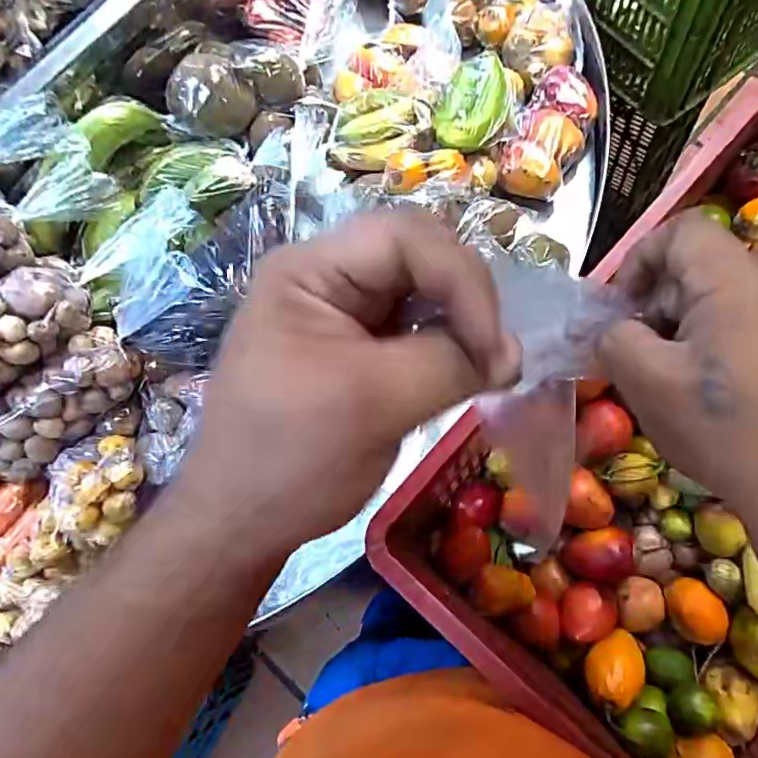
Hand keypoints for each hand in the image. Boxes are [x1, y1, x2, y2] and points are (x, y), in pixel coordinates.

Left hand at [166, 212, 518, 560]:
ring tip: (486, 367)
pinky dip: (450, 345)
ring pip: (425, 291)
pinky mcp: (361, 348)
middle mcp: (326, 279)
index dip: (460, 279)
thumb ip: (448, 366)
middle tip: (494, 356)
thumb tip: (513, 354)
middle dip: (466, 298)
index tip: (491, 346)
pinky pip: (418, 328)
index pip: (404, 238)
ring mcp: (344, 313)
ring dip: (463, 322)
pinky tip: (466, 372)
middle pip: (419, 255)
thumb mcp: (371, 405)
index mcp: (308, 272)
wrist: (244, 520)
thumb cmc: (289, 460)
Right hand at [598, 212, 757, 506]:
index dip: (637, 260)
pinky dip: (710, 341)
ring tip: (665, 377)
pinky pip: (743, 321)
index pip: (679, 231)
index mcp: (736, 278)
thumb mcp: (646, 381)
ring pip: (718, 297)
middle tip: (633, 351)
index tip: (617, 310)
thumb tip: (610, 329)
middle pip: (698, 265)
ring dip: (679, 326)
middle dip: (654, 301)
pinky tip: (702, 389)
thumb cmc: (720, 427)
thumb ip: (612, 339)